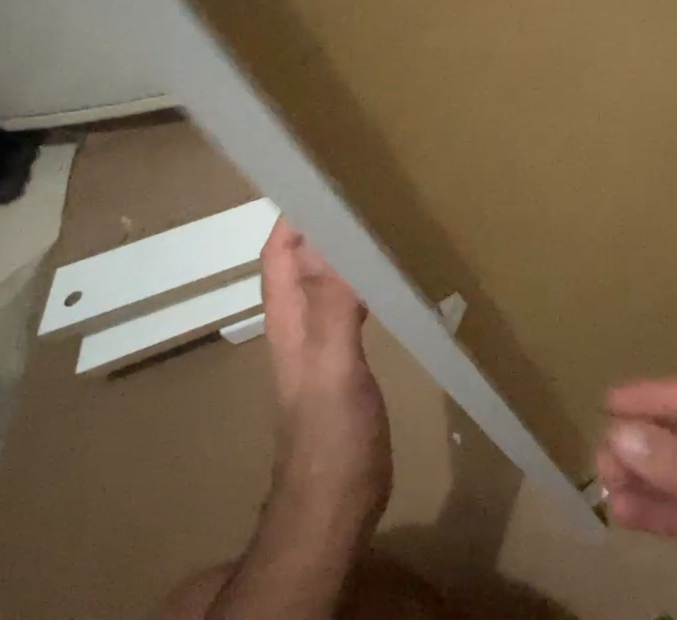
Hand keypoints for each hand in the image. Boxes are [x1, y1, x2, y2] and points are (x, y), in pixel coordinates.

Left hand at [259, 217, 389, 509]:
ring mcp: (324, 346)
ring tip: (384, 221)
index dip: (294, 214)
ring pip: (329, 282)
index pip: (280, 253)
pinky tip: (396, 277)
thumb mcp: (333, 369)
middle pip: (304, 261)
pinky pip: (354, 306)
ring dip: (347, 251)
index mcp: (289, 321)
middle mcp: (301, 326)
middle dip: (325, 223)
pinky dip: (369, 282)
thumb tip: (339, 245)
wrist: (336, 502)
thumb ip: (335, 309)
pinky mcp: (348, 364)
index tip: (325, 175)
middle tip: (368, 189)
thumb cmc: (330, 436)